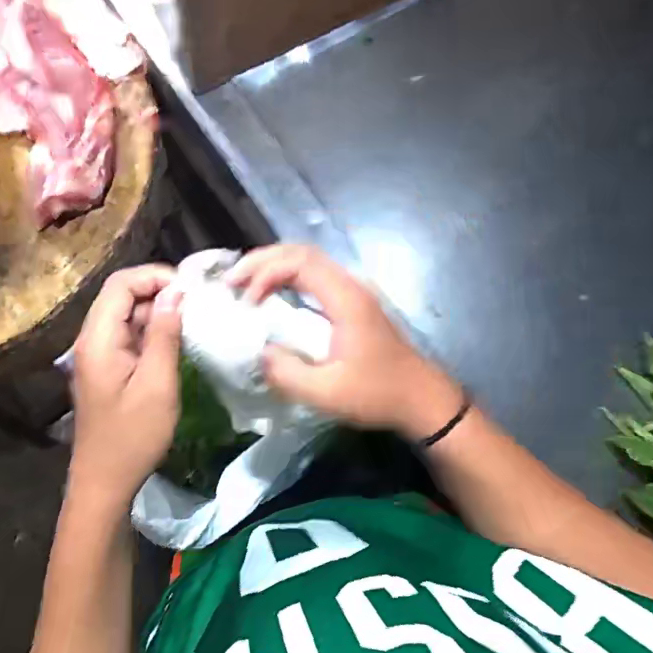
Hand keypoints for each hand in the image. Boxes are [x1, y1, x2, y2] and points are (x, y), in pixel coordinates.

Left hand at [68, 265, 183, 501]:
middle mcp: (91, 339)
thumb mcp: (157, 384)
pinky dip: (150, 333)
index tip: (190, 291)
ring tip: (191, 324)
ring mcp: (97, 355)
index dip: (155, 276)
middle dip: (159, 292)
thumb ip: (164, 335)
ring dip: (156, 313)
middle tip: (196, 306)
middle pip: (121, 295)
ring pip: (126, 316)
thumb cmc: (133, 436)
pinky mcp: (106, 370)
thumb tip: (176, 293)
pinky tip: (174, 345)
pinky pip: (127, 337)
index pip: (121, 283)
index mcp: (98, 339)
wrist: (104, 481)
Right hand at [229, 245, 464, 438]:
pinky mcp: (351, 305)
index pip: (299, 262)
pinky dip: (286, 279)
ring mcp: (353, 293)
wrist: (422, 399)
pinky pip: (313, 278)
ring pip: (307, 262)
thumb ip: (287, 373)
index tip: (246, 301)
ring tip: (243, 285)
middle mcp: (350, 286)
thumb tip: (260, 352)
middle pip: (301, 252)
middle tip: (231, 281)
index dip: (265, 273)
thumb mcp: (327, 393)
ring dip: (273, 268)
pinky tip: (269, 296)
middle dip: (261, 261)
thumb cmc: (377, 395)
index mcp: (346, 299)